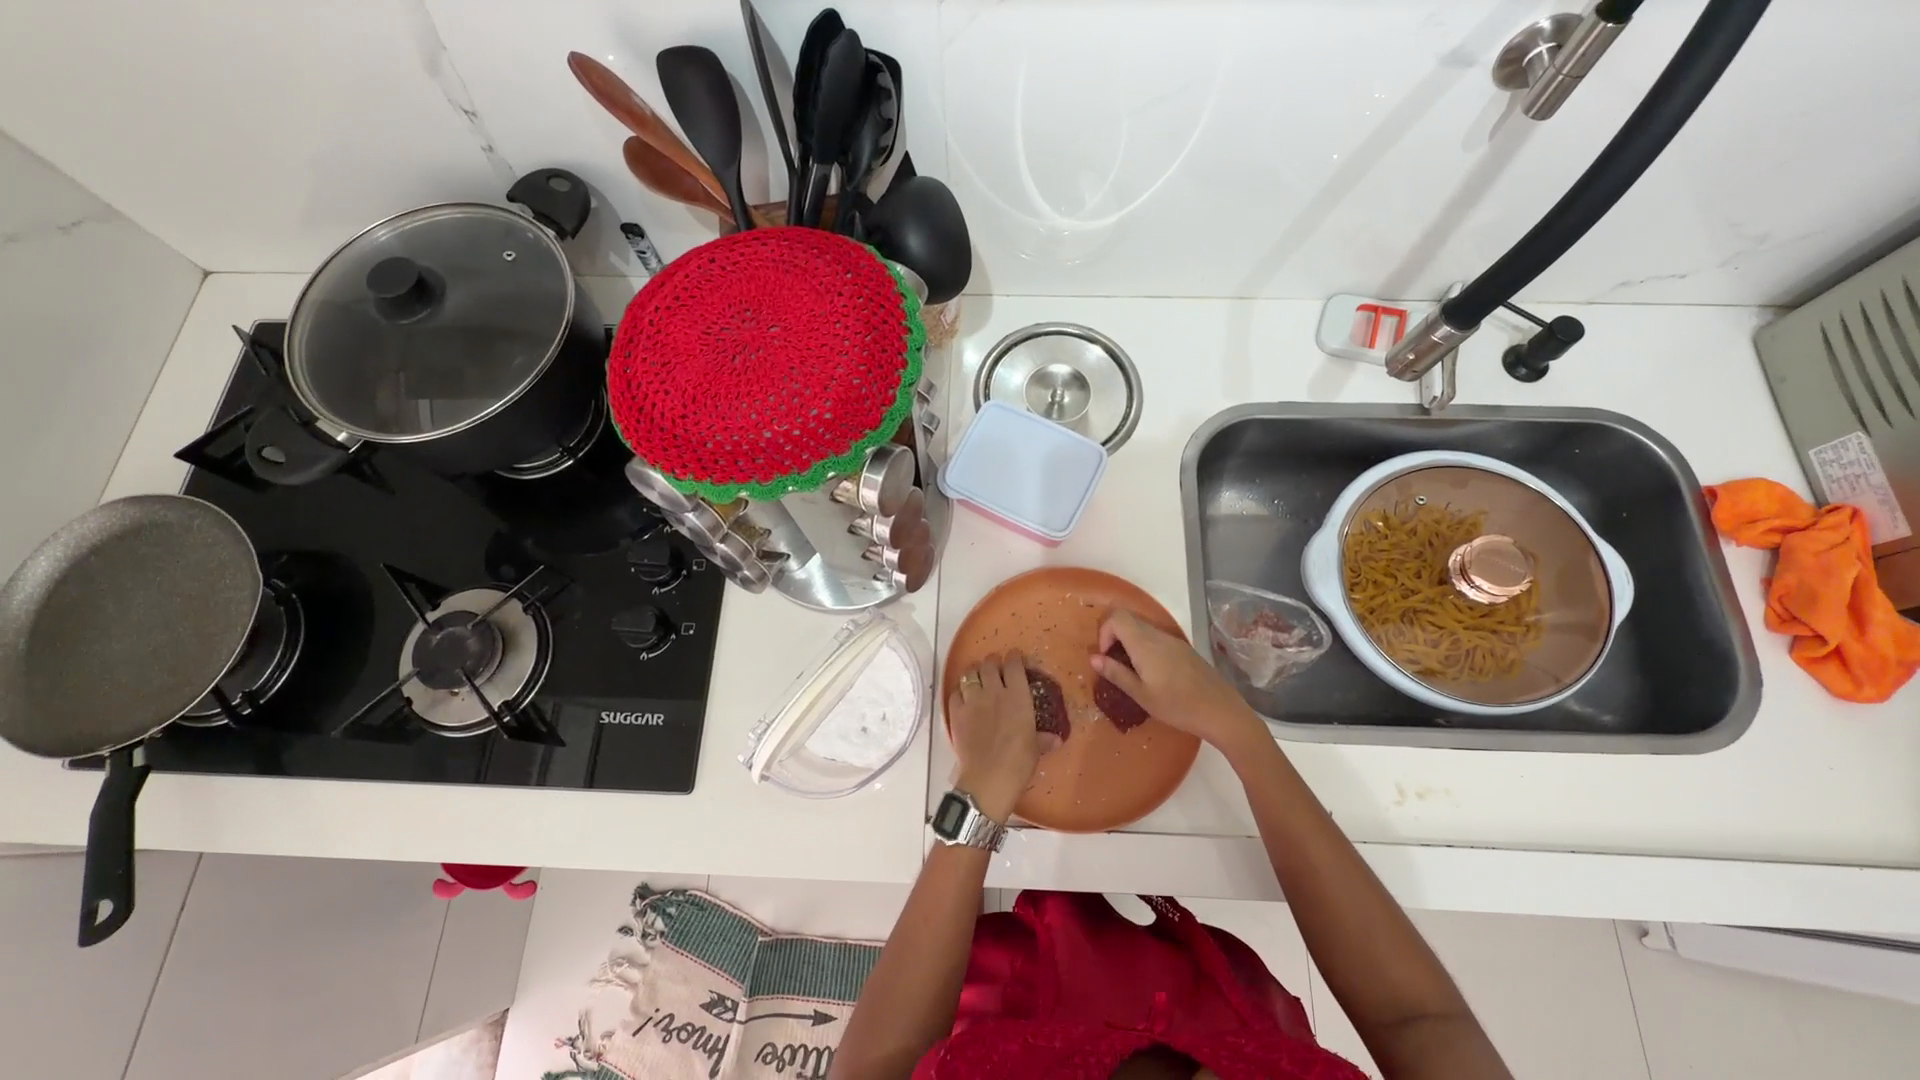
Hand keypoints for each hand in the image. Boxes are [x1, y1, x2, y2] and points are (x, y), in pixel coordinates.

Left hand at [948, 651, 1059, 821]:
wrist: (989, 777)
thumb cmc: (1019, 762)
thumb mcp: (1035, 748)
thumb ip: (1043, 739)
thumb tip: (1056, 739)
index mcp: (1018, 696)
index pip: (1014, 665)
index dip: (1014, 658)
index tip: (1015, 657)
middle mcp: (994, 692)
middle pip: (989, 664)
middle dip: (992, 662)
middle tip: (995, 666)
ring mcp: (973, 700)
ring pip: (970, 673)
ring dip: (974, 671)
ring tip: (977, 675)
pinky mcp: (956, 712)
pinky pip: (955, 692)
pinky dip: (959, 690)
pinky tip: (963, 696)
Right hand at [1090, 611, 1270, 761]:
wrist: (1220, 711)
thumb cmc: (1177, 706)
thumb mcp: (1141, 695)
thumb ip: (1116, 674)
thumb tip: (1093, 658)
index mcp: (1145, 644)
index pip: (1116, 617)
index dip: (1104, 633)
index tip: (1105, 658)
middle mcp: (1158, 635)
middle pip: (1128, 619)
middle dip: (1114, 636)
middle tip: (1114, 665)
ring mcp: (1173, 640)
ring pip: (1143, 628)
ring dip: (1129, 642)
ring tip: (1131, 672)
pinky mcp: (1183, 649)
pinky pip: (1156, 638)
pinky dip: (1144, 647)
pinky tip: (1151, 673)